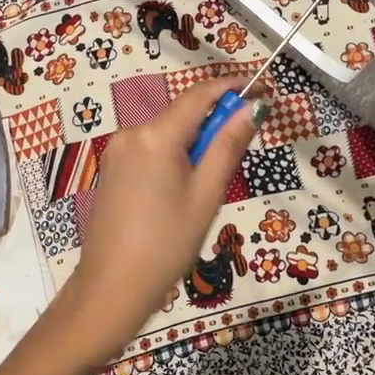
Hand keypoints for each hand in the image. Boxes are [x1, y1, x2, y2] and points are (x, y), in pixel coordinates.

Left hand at [63, 78, 263, 356]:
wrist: (112, 287)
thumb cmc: (167, 243)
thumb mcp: (207, 195)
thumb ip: (228, 146)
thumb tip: (253, 108)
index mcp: (157, 135)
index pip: (200, 94)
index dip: (232, 87)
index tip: (262, 87)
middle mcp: (132, 133)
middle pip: (184, 114)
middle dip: (215, 124)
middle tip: (239, 157)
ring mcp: (117, 151)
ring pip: (168, 134)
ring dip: (195, 145)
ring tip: (208, 190)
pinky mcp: (112, 170)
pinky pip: (152, 150)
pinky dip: (174, 158)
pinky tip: (181, 196)